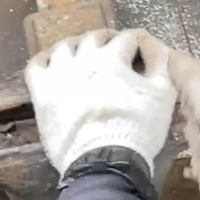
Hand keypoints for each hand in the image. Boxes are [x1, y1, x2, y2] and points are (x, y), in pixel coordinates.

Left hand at [24, 29, 175, 174]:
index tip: (143, 50)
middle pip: (95, 37)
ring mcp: (58, 75)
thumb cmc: (138, 129)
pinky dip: (45, 60)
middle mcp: (83, 59)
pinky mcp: (42, 94)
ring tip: (84, 54)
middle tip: (115, 50)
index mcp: (113, 58)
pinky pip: (36, 66)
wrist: (104, 162)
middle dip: (108, 40)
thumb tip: (154, 47)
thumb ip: (160, 65)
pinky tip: (52, 64)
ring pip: (64, 47)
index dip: (139, 41)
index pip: (128, 37)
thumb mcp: (163, 95)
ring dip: (77, 46)